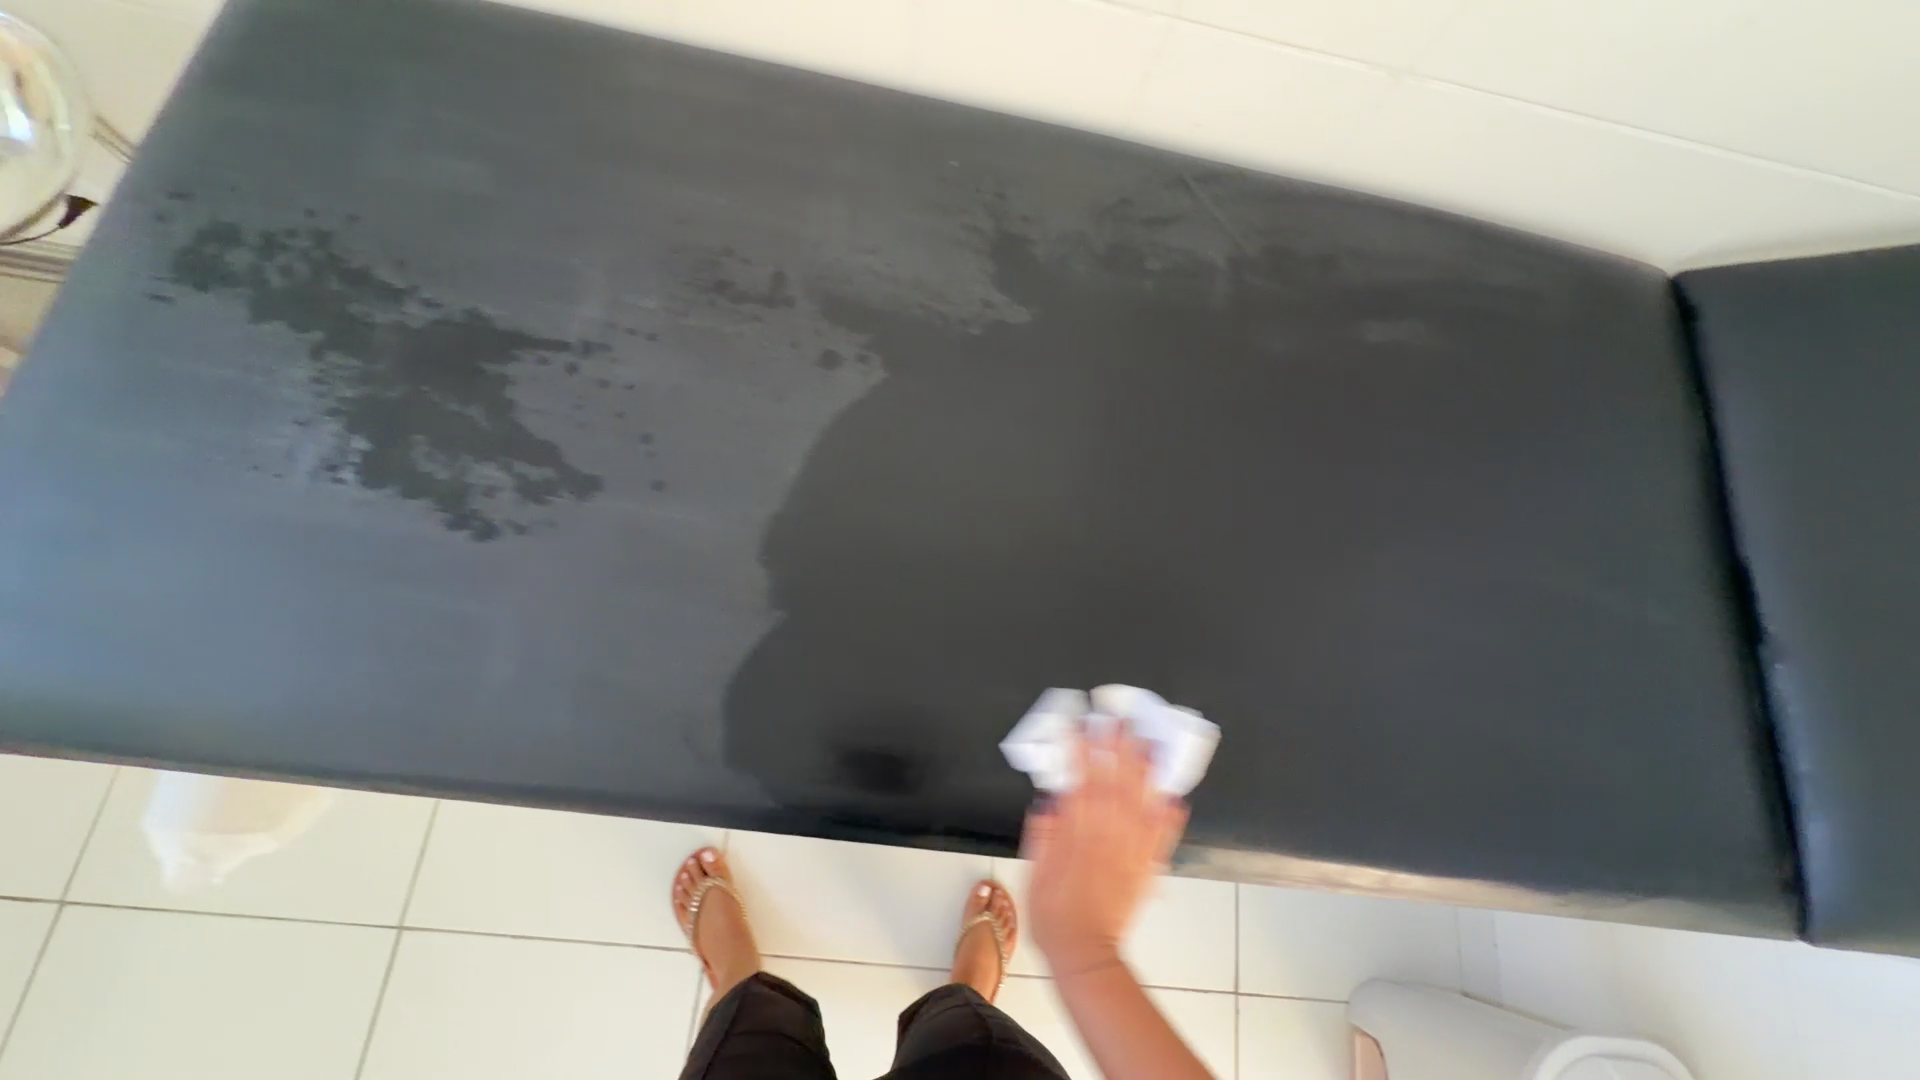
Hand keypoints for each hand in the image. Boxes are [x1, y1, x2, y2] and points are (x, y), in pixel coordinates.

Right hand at [1020, 723, 1188, 975]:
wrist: (1084, 953)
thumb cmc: (1052, 913)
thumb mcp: (1035, 871)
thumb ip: (1043, 834)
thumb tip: (1050, 800)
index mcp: (1076, 833)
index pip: (1079, 780)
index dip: (1079, 749)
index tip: (1080, 724)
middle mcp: (1106, 836)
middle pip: (1113, 783)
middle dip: (1115, 747)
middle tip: (1119, 719)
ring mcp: (1130, 851)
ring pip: (1140, 803)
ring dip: (1144, 772)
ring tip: (1148, 744)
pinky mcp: (1147, 869)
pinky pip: (1161, 839)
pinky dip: (1169, 818)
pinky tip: (1175, 797)